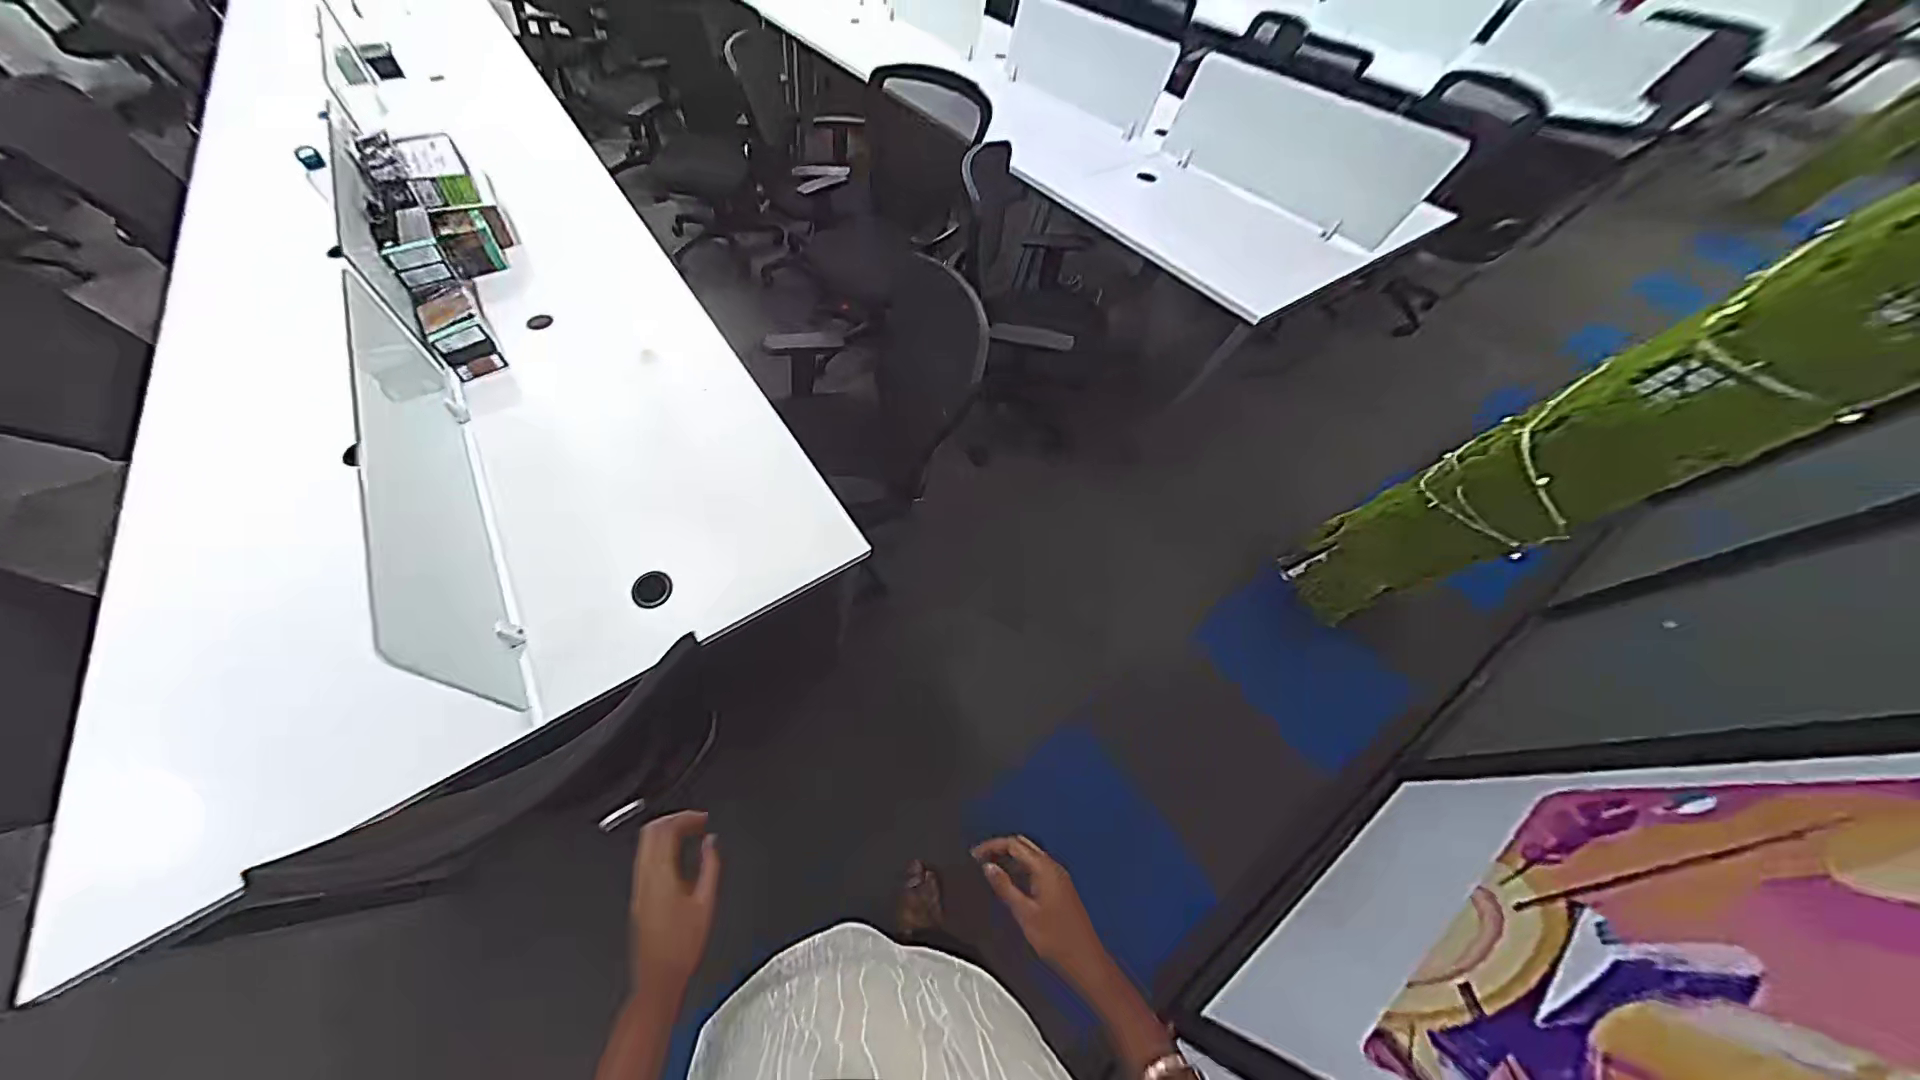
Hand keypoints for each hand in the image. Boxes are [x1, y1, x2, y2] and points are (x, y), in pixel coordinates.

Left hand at [629, 810, 720, 995]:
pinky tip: (680, 855)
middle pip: (651, 832)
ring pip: (645, 845)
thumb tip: (711, 843)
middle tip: (696, 821)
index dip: (686, 817)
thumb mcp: (706, 902)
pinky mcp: (638, 897)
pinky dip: (662, 848)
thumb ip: (710, 865)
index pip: (665, 831)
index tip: (703, 819)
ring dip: (667, 833)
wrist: (658, 979)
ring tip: (691, 834)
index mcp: (660, 876)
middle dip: (675, 820)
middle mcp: (644, 879)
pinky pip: (645, 860)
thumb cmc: (682, 947)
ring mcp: (637, 888)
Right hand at [972, 835, 1112, 988]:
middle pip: (1024, 846)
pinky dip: (1022, 868)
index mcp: (1045, 869)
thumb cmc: (1057, 940)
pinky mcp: (1061, 889)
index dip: (993, 846)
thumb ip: (1005, 887)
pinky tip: (1012, 881)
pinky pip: (1038, 869)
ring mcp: (1059, 878)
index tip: (976, 854)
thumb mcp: (1024, 913)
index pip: (1014, 844)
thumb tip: (989, 868)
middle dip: (1001, 848)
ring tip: (992, 868)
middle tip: (982, 858)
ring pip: (1031, 857)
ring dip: (1011, 858)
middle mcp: (1054, 868)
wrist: (1085, 960)